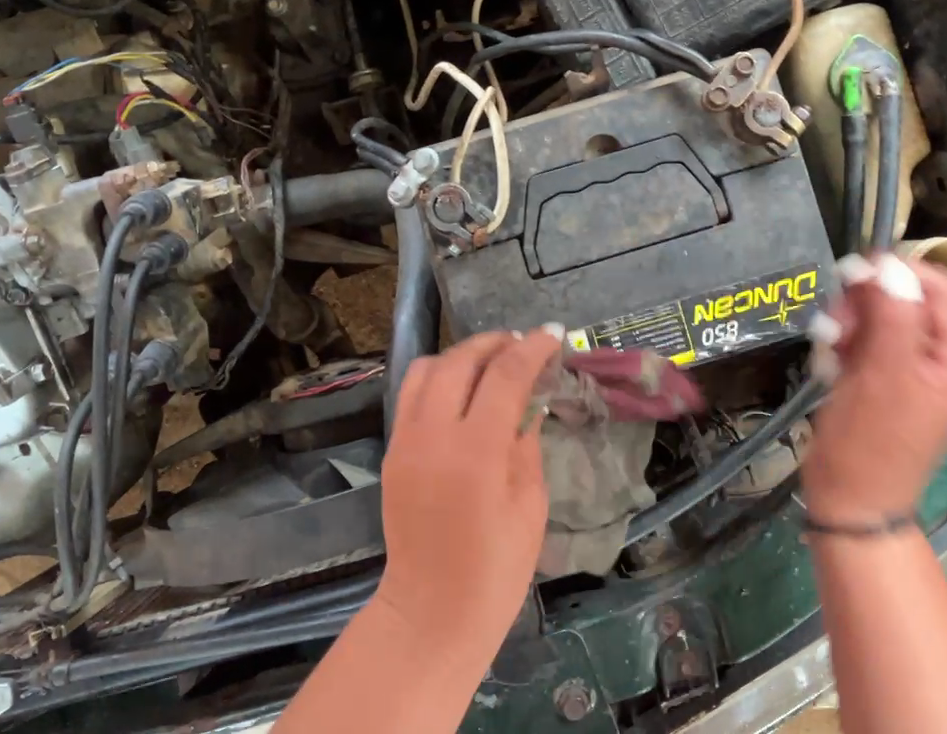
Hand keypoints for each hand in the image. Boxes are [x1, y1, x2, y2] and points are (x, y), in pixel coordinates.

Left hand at [372, 328, 558, 658]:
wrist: (431, 613)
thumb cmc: (496, 570)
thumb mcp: (529, 504)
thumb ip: (526, 443)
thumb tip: (530, 402)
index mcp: (476, 452)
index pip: (505, 375)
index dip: (532, 348)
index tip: (554, 334)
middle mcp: (433, 435)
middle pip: (460, 361)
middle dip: (494, 343)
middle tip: (523, 343)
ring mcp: (405, 441)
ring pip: (426, 369)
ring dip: (461, 355)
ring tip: (490, 361)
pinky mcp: (392, 452)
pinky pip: (411, 395)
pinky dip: (437, 378)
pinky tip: (462, 390)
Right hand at [800, 254, 946, 522]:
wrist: (849, 501)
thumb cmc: (870, 441)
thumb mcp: (883, 371)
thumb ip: (893, 312)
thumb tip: (891, 265)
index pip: (938, 288)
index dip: (898, 273)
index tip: (853, 275)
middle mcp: (941, 362)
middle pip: (906, 301)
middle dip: (866, 303)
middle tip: (836, 321)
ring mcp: (911, 373)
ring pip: (880, 320)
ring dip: (850, 324)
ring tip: (830, 345)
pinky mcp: (883, 383)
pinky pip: (866, 344)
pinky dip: (845, 345)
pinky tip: (831, 363)